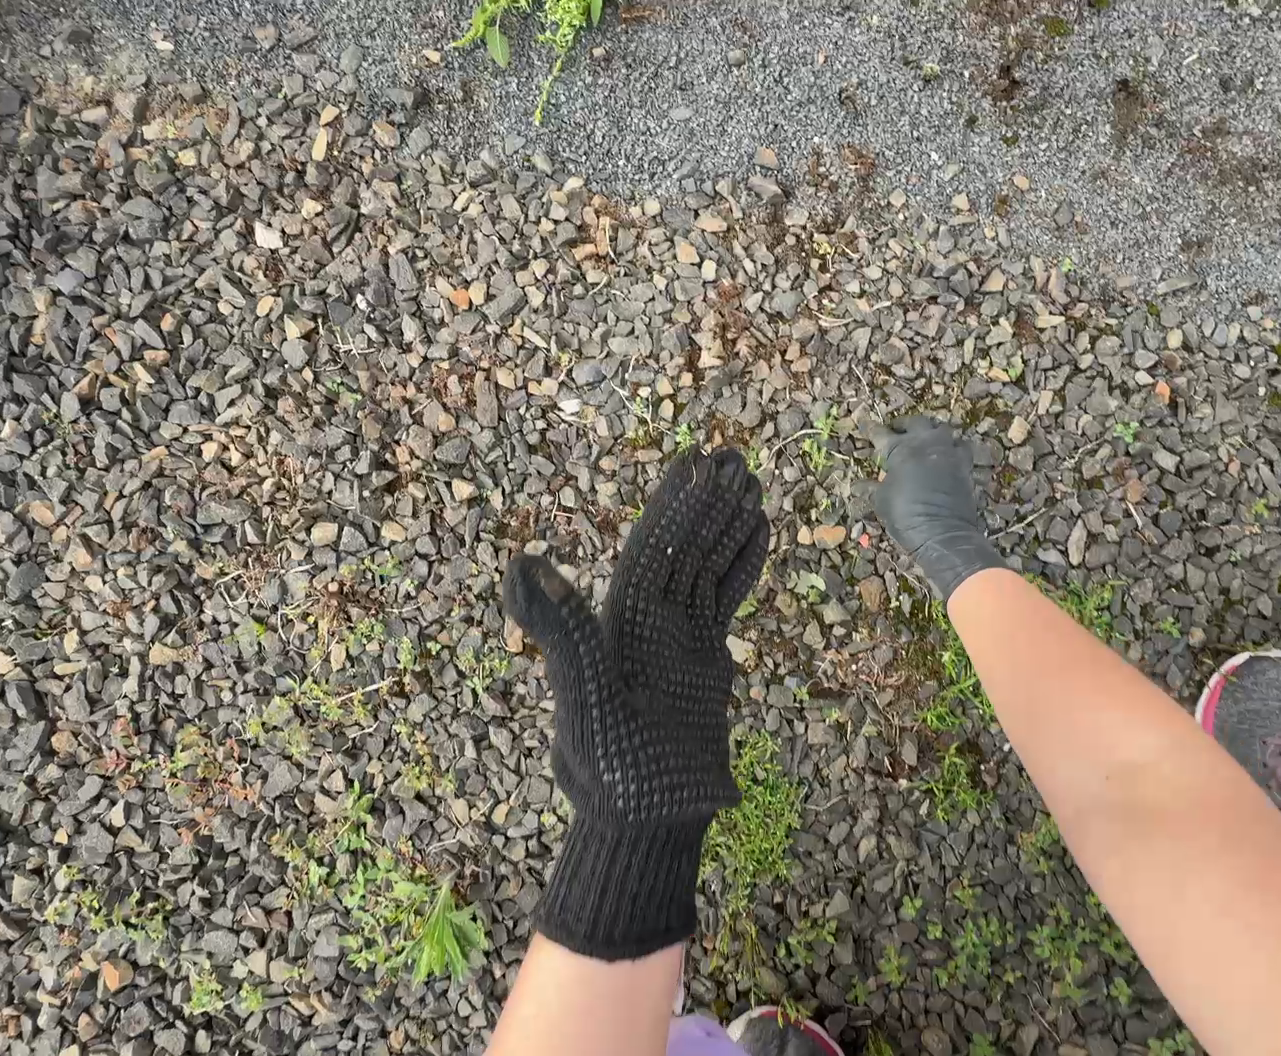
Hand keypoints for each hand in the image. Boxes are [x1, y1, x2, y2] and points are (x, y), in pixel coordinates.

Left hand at [503, 447, 768, 959]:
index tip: (697, 462)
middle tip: (737, 460)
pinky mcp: (705, 660)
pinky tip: (758, 537)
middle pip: (684, 548)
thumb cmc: (609, 769)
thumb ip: (561, 632)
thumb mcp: (582, 700)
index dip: (675, 504)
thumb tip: (522, 564)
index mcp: (622, 619)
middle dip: (709, 504)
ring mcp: (680, 637)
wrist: (647, 820)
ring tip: (752, 487)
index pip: (652, 547)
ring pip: (707, 568)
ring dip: (728, 527)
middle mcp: (650, 619)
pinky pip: (726, 600)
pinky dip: (744, 567)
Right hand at [869, 416, 1005, 599]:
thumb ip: (872, 487)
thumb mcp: (882, 501)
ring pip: (941, 429)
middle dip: (904, 425)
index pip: (881, 433)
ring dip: (931, 432)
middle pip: (915, 422)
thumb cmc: (905, 515)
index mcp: (900, 448)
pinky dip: (951, 448)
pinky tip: (947, 455)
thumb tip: (858, 485)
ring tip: (924, 439)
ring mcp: (949, 451)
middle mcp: (926, 442)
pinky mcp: (965, 464)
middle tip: (896, 431)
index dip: (871, 429)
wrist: (943, 533)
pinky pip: (959, 447)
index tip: (865, 425)